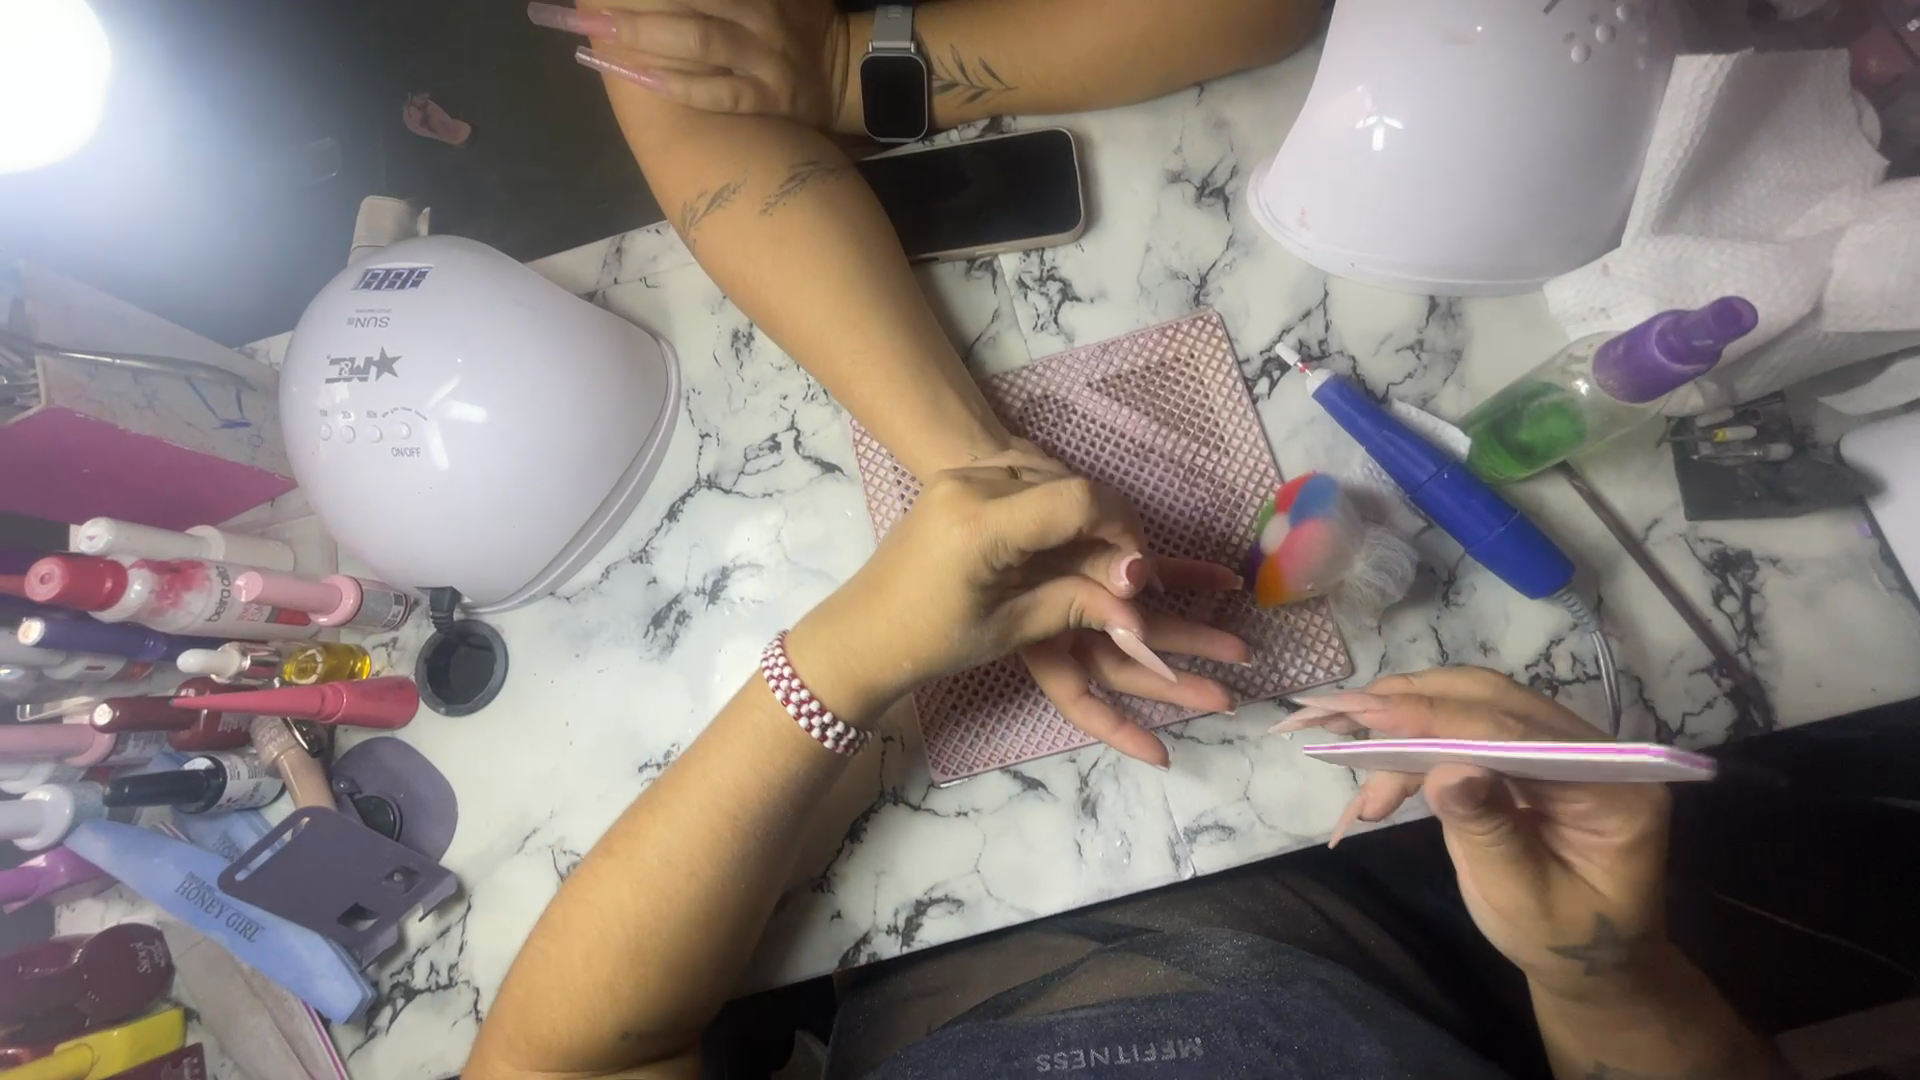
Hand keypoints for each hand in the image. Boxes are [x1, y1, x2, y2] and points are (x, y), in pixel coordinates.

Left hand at [537, 0, 848, 128]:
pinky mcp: (769, 100)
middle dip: (634, 0)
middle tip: (586, 4)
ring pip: (699, 42)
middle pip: (689, 0)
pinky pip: (720, 94)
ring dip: (646, 35)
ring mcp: (764, 61)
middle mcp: (758, 18)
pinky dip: (681, 86)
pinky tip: (643, 78)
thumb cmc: (798, 20)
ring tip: (597, 32)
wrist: (844, 74)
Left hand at [789, 456, 1248, 764]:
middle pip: (1070, 483)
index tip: (1135, 574)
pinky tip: (1055, 543)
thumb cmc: (928, 641)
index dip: (1122, 530)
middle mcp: (970, 483)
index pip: (1078, 499)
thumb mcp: (1007, 629)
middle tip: (1117, 576)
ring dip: (1081, 514)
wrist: (862, 631)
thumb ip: (1074, 604)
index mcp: (980, 523)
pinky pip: (1024, 476)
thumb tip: (1138, 606)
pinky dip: (1052, 505)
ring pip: (1051, 475)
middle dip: (1106, 526)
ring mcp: (961, 476)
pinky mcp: (957, 480)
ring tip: (1088, 565)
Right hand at [1279, 668, 1671, 1002]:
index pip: (1514, 733)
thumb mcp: (1523, 898)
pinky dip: (1402, 749)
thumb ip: (1489, 831)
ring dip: (1394, 718)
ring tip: (1335, 734)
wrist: (1584, 957)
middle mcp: (1585, 750)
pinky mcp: (1513, 749)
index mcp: (1612, 786)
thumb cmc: (1561, 938)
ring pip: (1458, 702)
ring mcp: (1547, 745)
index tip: (1367, 713)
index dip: (1436, 719)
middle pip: (1483, 698)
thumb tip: (1446, 771)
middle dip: (1404, 702)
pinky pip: (1448, 727)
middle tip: (1335, 712)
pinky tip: (1372, 788)